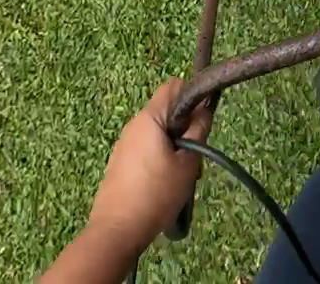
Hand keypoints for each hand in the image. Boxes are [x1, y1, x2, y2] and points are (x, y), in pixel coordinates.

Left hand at [85, 79, 211, 252]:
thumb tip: (205, 109)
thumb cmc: (155, 195)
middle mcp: (134, 125)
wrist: (115, 233)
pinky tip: (164, 185)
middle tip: (195, 154)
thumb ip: (199, 131)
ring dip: (174, 145)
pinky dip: (159, 158)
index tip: (202, 119)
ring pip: (158, 132)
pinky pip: (146, 148)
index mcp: (149, 118)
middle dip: (185, 127)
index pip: (173, 86)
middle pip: (166, 111)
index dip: (192, 95)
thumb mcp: (187, 163)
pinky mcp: (120, 163)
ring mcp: (124, 144)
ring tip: (182, 174)